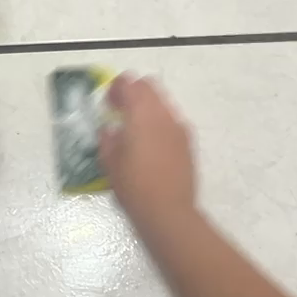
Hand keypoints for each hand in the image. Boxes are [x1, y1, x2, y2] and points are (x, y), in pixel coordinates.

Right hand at [100, 73, 197, 235]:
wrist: (169, 212)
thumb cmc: (134, 187)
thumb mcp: (110, 162)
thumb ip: (108, 138)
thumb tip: (110, 128)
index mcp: (141, 116)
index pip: (130, 84)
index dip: (116, 87)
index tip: (107, 102)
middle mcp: (164, 115)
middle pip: (150, 86)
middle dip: (133, 92)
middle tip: (119, 110)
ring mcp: (179, 127)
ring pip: (163, 102)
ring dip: (147, 106)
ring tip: (134, 128)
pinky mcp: (189, 142)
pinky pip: (172, 119)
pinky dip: (159, 120)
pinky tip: (149, 143)